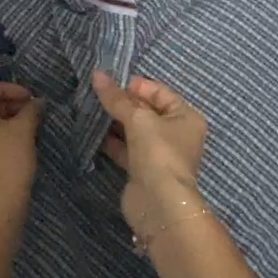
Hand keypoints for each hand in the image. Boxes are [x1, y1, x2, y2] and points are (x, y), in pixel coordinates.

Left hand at [0, 81, 44, 210]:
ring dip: (1, 119)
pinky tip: (13, 140)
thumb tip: (38, 101)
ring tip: (25, 124)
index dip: (10, 89)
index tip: (30, 97)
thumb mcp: (24, 129)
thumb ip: (31, 109)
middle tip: (29, 110)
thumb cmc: (9, 158)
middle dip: (7, 104)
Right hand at [91, 71, 209, 233]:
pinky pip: (127, 149)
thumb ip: (116, 98)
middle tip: (97, 95)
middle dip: (123, 104)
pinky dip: (113, 142)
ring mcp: (160, 154)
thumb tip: (97, 73)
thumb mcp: (137, 118)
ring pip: (135, 130)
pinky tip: (95, 133)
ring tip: (92, 110)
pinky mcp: (144, 170)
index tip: (110, 83)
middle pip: (146, 111)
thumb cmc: (158, 152)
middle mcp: (176, 134)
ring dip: (115, 122)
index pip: (160, 92)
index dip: (136, 86)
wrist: (159, 204)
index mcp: (186, 117)